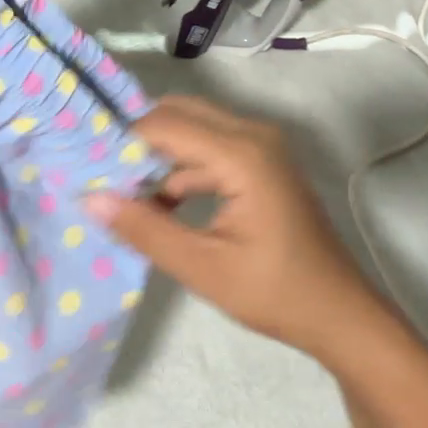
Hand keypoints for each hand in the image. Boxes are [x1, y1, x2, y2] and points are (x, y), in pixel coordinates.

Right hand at [84, 96, 384, 355]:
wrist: (340, 314)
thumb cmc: (275, 292)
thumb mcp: (203, 267)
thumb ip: (146, 229)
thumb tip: (90, 198)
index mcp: (242, 153)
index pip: (167, 124)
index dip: (125, 138)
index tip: (87, 161)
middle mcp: (253, 134)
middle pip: (182, 114)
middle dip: (141, 139)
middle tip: (101, 170)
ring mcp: (262, 146)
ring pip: (197, 129)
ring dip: (161, 154)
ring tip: (122, 188)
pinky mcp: (264, 162)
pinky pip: (213, 147)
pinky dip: (184, 167)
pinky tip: (160, 203)